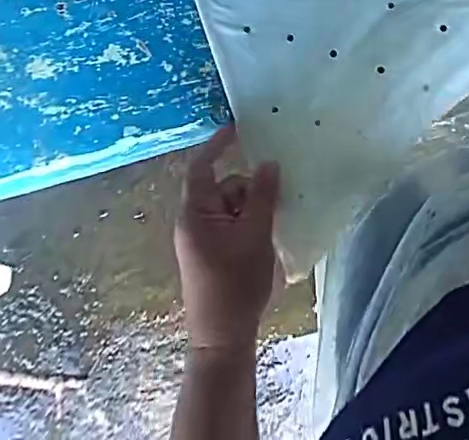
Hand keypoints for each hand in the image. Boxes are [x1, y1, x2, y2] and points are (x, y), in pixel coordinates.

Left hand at [174, 126, 279, 352]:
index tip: (238, 129)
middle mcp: (192, 221)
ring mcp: (199, 239)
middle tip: (276, 199)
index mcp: (195, 212)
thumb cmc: (236, 284)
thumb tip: (268, 163)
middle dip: (248, 190)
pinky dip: (247, 225)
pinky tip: (265, 239)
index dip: (218, 144)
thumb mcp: (255, 234)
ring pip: (229, 208)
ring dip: (251, 210)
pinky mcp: (209, 254)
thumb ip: (262, 195)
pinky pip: (229, 226)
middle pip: (222, 188)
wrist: (223, 340)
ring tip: (271, 229)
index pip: (202, 166)